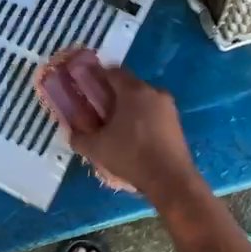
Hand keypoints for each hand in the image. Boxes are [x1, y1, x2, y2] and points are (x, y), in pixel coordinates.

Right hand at [49, 60, 203, 203]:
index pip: (112, 72)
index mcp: (134, 90)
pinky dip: (141, 119)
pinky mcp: (176, 123)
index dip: (96, 77)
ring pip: (142, 100)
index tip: (84, 87)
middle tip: (96, 110)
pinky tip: (132, 137)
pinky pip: (153, 113)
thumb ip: (79, 137)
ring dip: (127, 108)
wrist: (170, 179)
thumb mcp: (96, 148)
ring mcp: (168, 107)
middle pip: (128, 85)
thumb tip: (73, 133)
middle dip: (111, 95)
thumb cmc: (131, 155)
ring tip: (114, 127)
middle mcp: (153, 92)